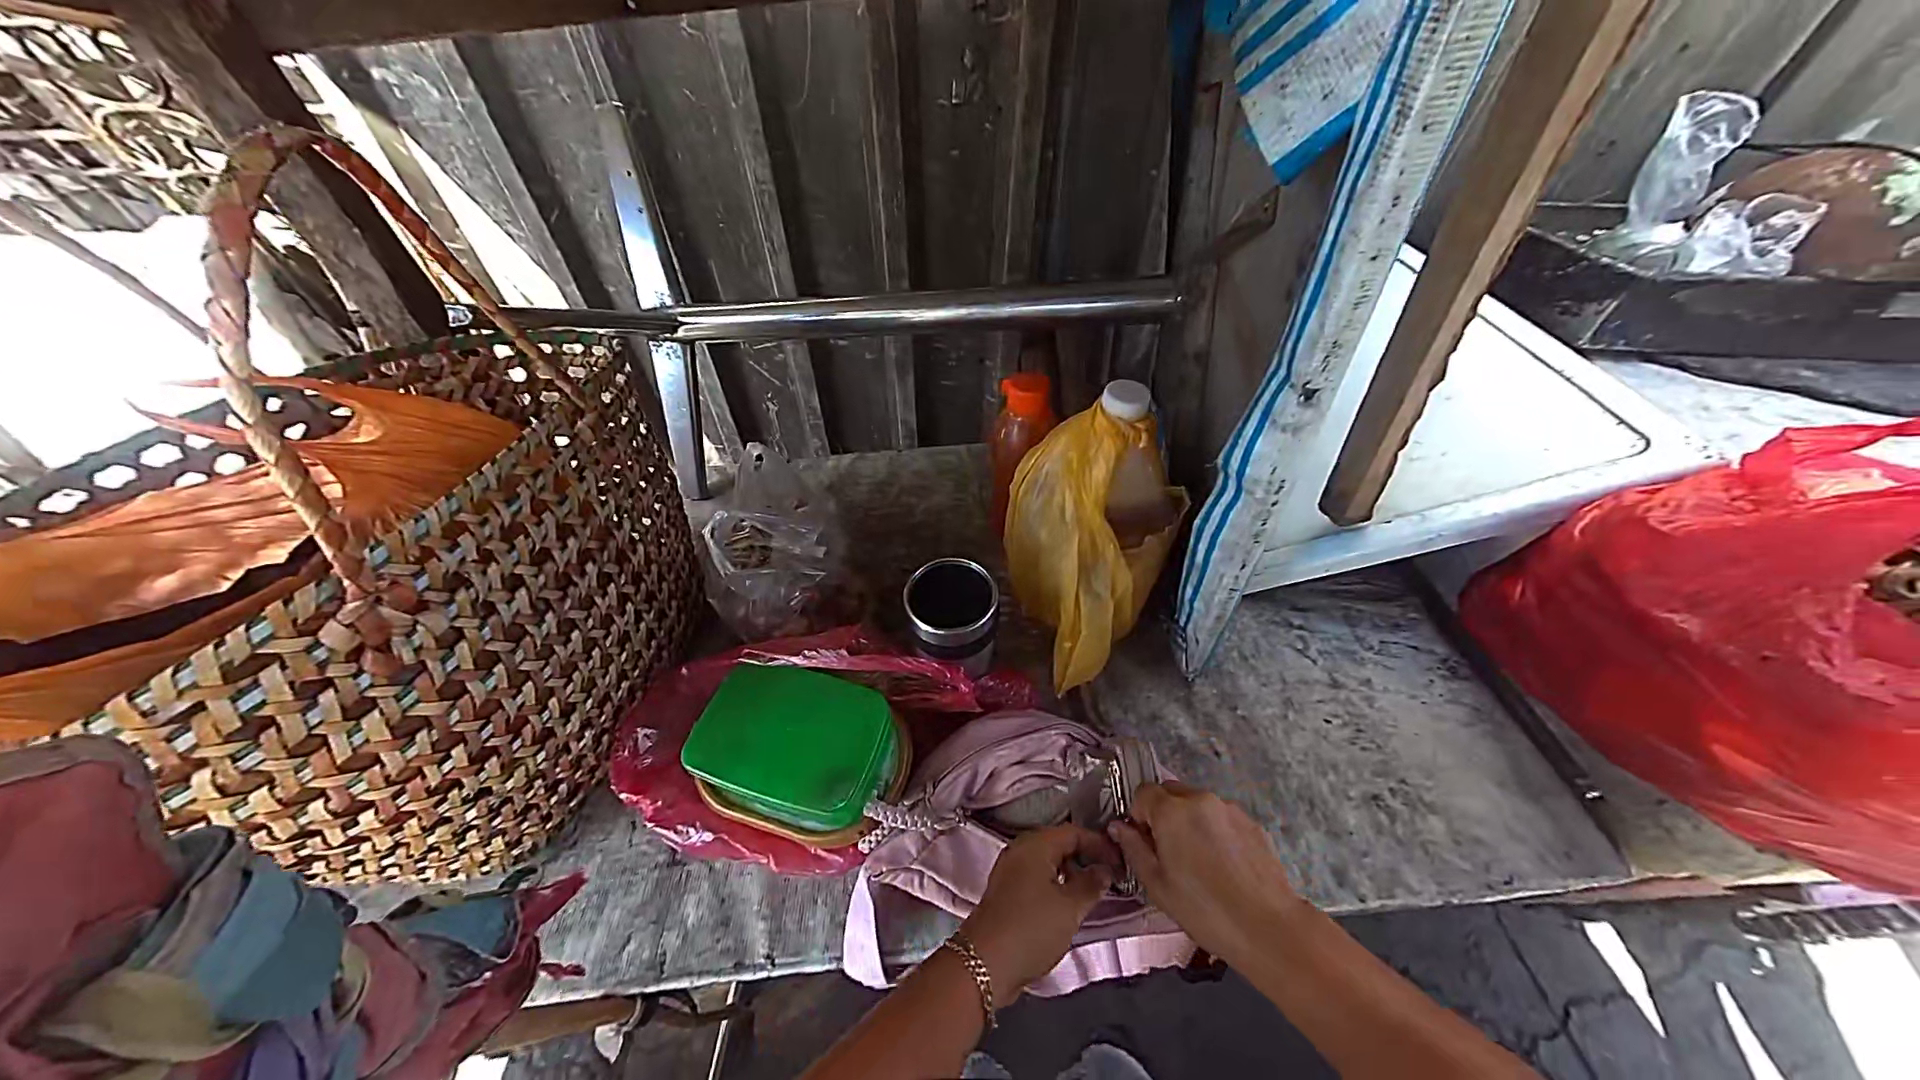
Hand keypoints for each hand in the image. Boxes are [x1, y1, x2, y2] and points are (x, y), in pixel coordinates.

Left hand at [960, 824, 1119, 1001]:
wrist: (985, 963)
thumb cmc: (1030, 929)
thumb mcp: (1070, 907)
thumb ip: (1091, 884)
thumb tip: (1103, 871)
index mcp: (1034, 845)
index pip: (1073, 832)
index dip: (1099, 843)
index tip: (1119, 860)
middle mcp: (1019, 851)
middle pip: (1059, 843)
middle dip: (1086, 856)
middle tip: (1110, 874)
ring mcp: (1010, 871)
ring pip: (1048, 861)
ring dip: (1072, 872)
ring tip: (1094, 891)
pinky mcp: (1007, 891)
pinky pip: (1038, 877)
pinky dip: (1057, 883)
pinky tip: (1070, 903)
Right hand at [1108, 782, 1306, 962]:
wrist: (1268, 927)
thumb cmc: (1205, 910)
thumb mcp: (1157, 885)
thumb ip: (1133, 848)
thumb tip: (1119, 828)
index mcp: (1172, 811)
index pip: (1143, 792)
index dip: (1138, 815)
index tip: (1144, 841)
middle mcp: (1200, 800)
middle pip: (1170, 792)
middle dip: (1163, 814)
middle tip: (1168, 851)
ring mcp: (1229, 809)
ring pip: (1197, 804)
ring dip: (1189, 821)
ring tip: (1199, 861)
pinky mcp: (1252, 823)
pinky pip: (1221, 817)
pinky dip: (1214, 831)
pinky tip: (1222, 865)